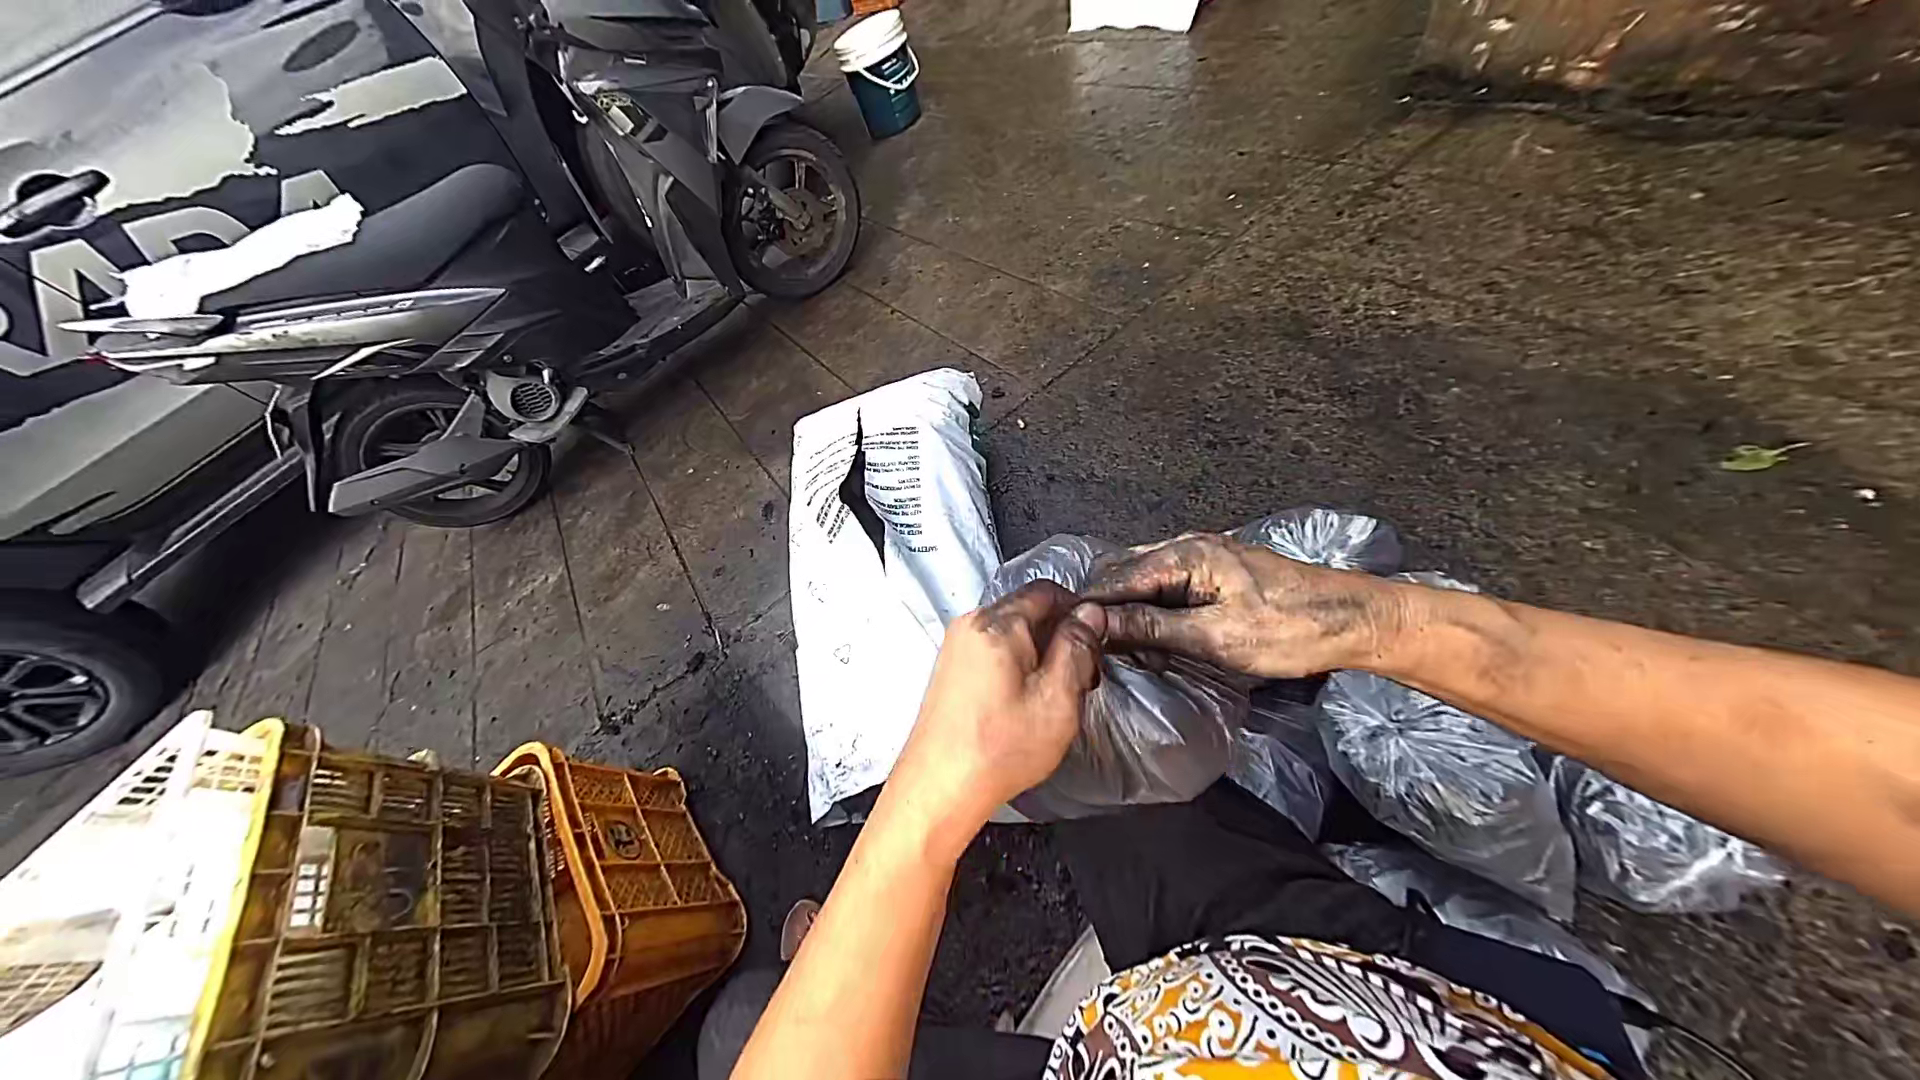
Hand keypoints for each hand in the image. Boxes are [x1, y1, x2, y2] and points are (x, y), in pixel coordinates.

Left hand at [888, 581, 1105, 845]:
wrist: (940, 786)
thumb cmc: (993, 751)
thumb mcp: (1057, 699)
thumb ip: (1077, 648)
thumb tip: (1089, 615)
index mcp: (996, 624)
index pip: (1047, 590)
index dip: (1079, 610)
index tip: (1095, 637)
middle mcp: (971, 626)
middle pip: (1028, 610)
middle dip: (1060, 636)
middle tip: (1080, 675)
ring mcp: (958, 647)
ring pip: (1012, 632)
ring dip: (1040, 654)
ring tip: (1053, 696)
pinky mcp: (953, 668)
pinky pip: (994, 651)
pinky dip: (1017, 667)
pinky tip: (1026, 702)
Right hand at [1082, 534, 1405, 678]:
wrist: (1355, 620)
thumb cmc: (1291, 630)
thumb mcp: (1216, 637)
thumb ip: (1152, 627)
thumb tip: (1100, 622)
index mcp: (1186, 554)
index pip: (1115, 579)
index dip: (1091, 610)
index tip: (1073, 640)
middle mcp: (1187, 546)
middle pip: (1123, 574)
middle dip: (1109, 612)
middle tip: (1107, 652)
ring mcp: (1200, 556)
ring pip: (1142, 581)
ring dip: (1132, 615)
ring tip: (1137, 652)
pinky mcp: (1213, 572)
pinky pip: (1165, 586)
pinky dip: (1154, 612)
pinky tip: (1160, 640)